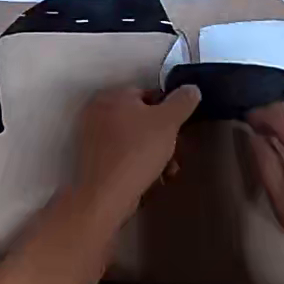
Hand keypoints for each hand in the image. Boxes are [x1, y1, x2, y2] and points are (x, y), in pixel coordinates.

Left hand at [70, 85, 201, 224]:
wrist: (105, 194)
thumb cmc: (137, 151)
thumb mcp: (167, 122)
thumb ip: (182, 101)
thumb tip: (191, 88)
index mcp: (113, 95)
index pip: (149, 94)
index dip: (169, 112)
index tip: (179, 131)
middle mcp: (98, 111)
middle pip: (142, 119)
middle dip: (163, 138)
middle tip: (175, 155)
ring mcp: (92, 136)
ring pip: (135, 139)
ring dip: (155, 153)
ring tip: (167, 172)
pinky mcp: (93, 159)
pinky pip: (123, 155)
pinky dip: (139, 163)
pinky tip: (151, 179)